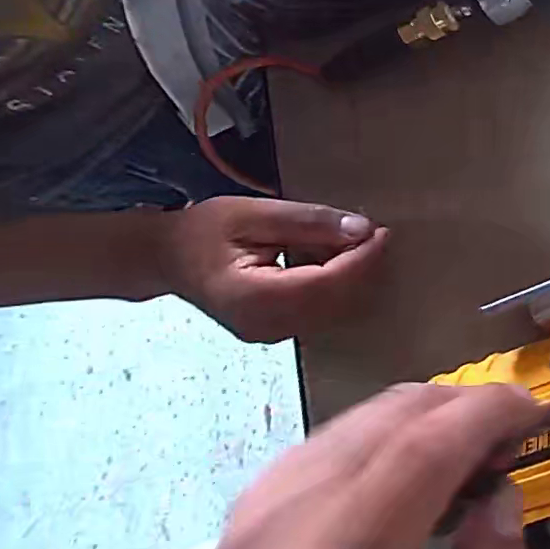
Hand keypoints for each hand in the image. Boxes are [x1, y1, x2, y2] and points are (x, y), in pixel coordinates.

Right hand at [154, 198, 389, 342]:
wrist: (168, 259)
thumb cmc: (204, 232)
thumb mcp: (254, 214)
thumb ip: (308, 221)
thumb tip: (361, 230)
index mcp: (255, 298)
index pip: (325, 285)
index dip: (360, 261)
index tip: (382, 234)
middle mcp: (267, 326)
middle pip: (336, 302)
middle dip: (363, 269)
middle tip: (374, 234)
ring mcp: (274, 334)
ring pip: (334, 311)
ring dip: (354, 277)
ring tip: (354, 241)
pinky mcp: (280, 331)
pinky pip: (322, 311)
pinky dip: (338, 286)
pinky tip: (334, 258)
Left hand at [170, 383, 542, 548]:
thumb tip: (502, 496)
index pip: (418, 454)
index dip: (485, 413)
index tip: (535, 407)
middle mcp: (278, 518)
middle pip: (396, 415)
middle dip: (468, 408)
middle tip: (513, 441)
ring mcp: (261, 492)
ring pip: (376, 409)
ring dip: (438, 415)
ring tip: (474, 455)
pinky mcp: (262, 481)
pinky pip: (352, 425)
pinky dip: (403, 429)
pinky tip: (424, 466)